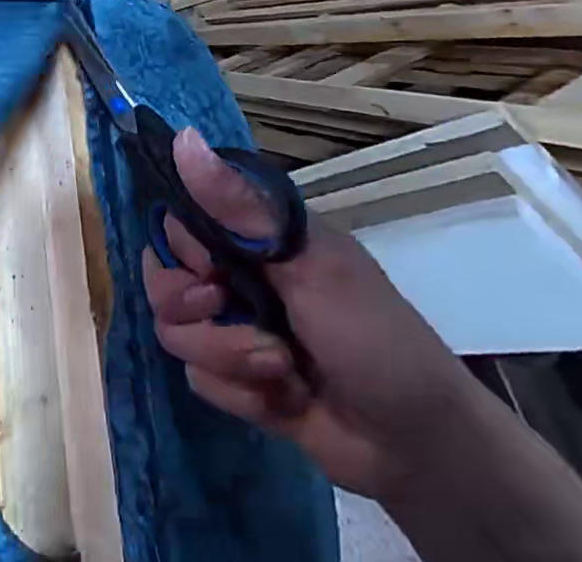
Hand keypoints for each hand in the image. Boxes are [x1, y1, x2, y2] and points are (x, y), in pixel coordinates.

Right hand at [143, 128, 487, 499]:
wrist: (419, 445)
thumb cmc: (373, 337)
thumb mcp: (310, 266)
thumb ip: (240, 209)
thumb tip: (183, 136)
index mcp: (253, 236)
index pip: (175, 224)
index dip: (182, 251)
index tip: (213, 271)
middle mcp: (235, 274)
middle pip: (163, 281)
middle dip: (197, 314)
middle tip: (231, 314)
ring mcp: (232, 326)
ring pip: (175, 333)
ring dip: (229, 358)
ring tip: (281, 369)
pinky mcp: (235, 377)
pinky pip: (199, 379)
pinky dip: (241, 394)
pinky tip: (282, 398)